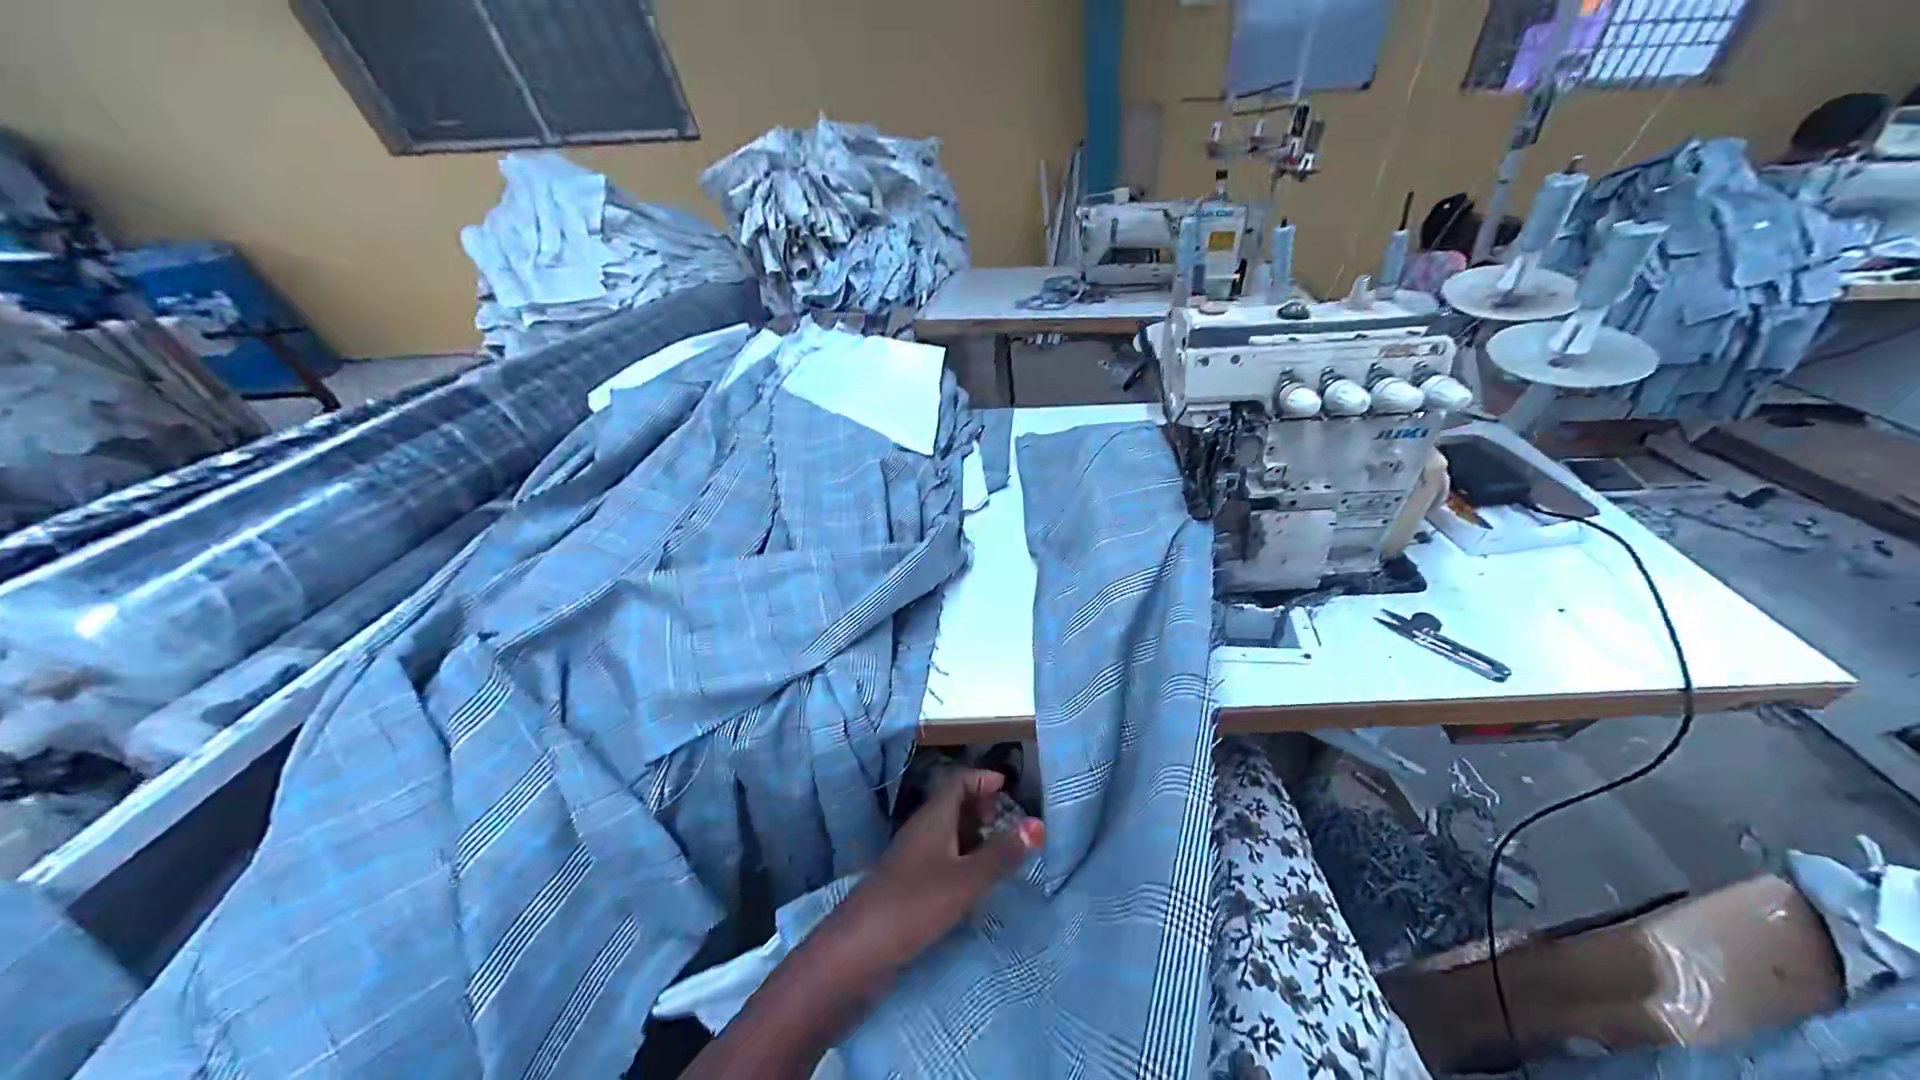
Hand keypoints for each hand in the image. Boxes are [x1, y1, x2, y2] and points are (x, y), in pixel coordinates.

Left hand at [831, 769, 1044, 968]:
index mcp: (934, 818)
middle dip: (983, 808)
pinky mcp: (909, 884)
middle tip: (1011, 825)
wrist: (858, 949)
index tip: (1011, 787)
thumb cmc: (915, 903)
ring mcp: (913, 858)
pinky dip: (963, 860)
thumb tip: (1039, 824)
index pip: (959, 781)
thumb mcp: (967, 879)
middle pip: (954, 804)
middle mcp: (922, 830)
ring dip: (975, 836)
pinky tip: (976, 883)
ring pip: (949, 833)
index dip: (984, 778)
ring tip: (1002, 854)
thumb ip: (1003, 853)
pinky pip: (942, 858)